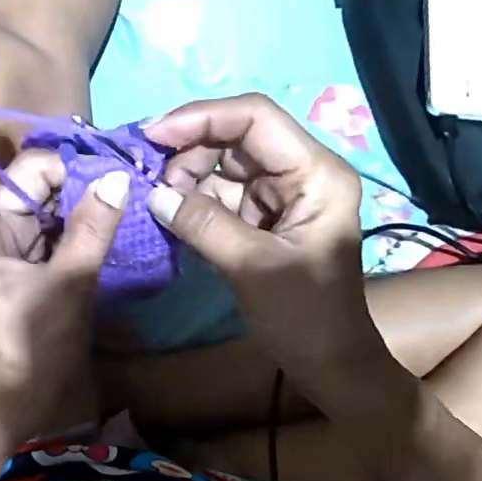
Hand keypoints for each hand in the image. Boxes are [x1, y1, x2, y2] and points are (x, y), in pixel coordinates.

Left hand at [0, 17, 126, 439]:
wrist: (23, 394)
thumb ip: (92, 230)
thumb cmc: (35, 350)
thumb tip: (117, 179)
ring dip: (67, 192)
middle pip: (9, 169)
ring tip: (93, 224)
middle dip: (51, 171)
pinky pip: (42, 205)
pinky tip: (92, 217)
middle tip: (85, 197)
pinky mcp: (15, 243)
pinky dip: (68, 205)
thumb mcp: (70, 290)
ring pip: (31, 186)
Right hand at [140, 94, 391, 392]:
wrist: (328, 362)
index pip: (255, 118)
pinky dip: (195, 200)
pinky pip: (222, 194)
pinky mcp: (263, 218)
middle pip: (237, 136)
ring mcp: (281, 195)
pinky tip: (174, 214)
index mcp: (315, 173)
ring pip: (225, 164)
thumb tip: (154, 194)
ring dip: (189, 176)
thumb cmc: (304, 316)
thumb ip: (203, 224)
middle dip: (191, 150)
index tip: (153, 135)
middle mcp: (300, 172)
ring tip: (163, 202)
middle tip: (154, 181)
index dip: (202, 118)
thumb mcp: (253, 268)